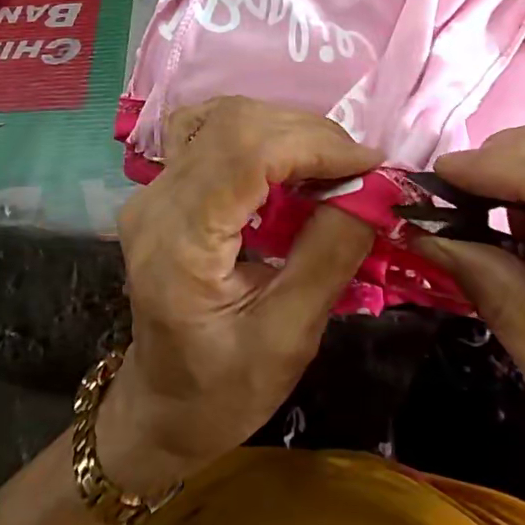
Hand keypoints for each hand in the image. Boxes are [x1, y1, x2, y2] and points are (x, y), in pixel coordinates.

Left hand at [102, 97, 380, 497]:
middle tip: (360, 172)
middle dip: (308, 134)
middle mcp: (154, 202)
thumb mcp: (288, 338)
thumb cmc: (223, 389)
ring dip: (285, 129)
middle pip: (231, 125)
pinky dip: (257, 136)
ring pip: (220, 120)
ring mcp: (151, 192)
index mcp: (178, 242)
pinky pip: (208, 136)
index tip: (371, 167)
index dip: (313, 144)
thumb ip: (327, 256)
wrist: (163, 404)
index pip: (242, 153)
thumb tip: (372, 190)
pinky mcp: (161, 191)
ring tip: (331, 165)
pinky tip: (288, 161)